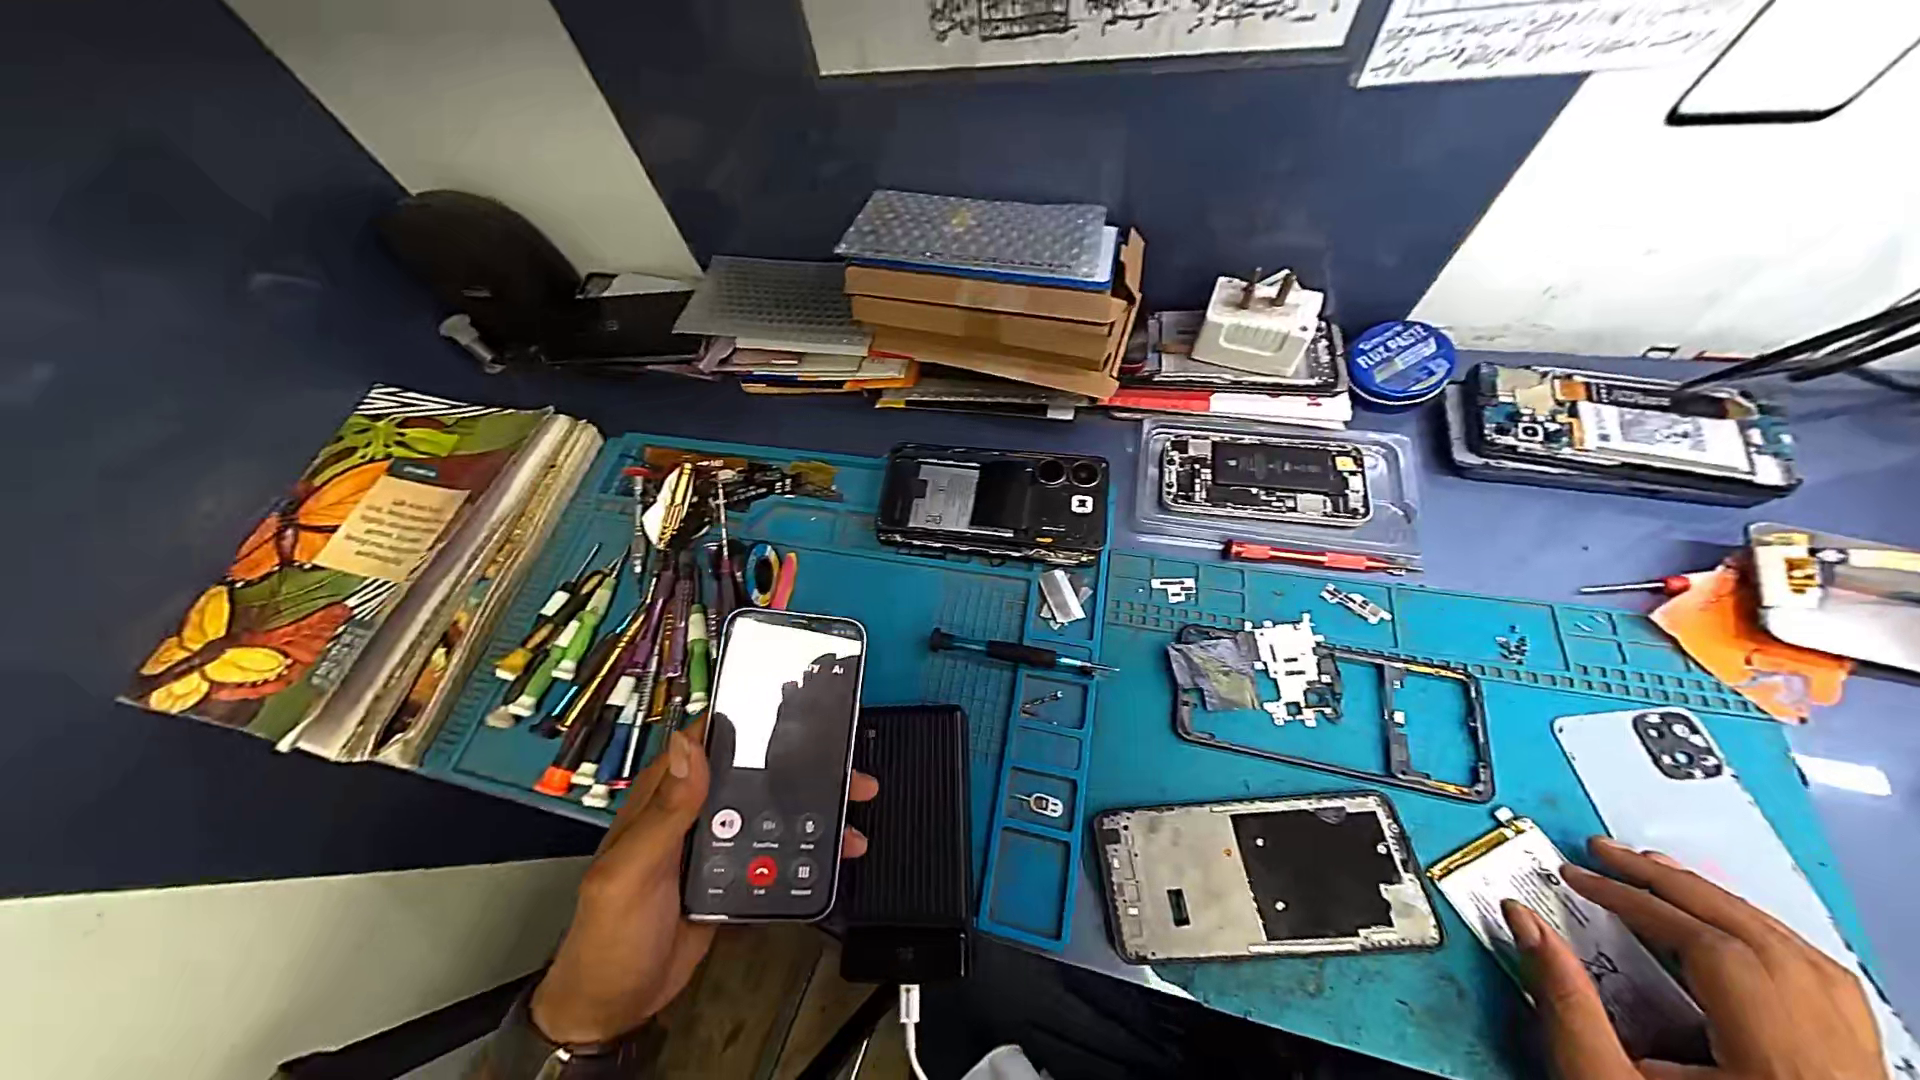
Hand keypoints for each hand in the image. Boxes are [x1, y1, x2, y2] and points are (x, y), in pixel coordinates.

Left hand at [530, 724, 879, 1043]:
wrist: (617, 1005)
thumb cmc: (608, 936)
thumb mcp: (629, 872)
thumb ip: (662, 812)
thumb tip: (687, 743)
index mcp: (667, 795)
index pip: (712, 739)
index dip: (752, 717)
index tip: (800, 709)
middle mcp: (698, 808)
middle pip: (757, 769)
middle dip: (804, 762)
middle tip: (846, 763)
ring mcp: (721, 839)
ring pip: (775, 805)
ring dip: (817, 802)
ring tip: (856, 800)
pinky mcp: (738, 869)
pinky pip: (780, 844)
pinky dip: (812, 842)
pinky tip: (839, 845)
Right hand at [1501, 837, 1881, 1079]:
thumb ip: (1563, 1000)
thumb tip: (1523, 920)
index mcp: (1780, 1069)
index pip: (1708, 948)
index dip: (1634, 900)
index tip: (1578, 877)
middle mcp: (1836, 1066)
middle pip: (1759, 940)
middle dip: (1675, 886)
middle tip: (1610, 856)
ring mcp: (1858, 1071)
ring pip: (1800, 957)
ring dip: (1722, 904)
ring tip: (1658, 875)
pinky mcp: (1857, 1075)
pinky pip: (1823, 984)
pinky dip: (1765, 937)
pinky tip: (1722, 925)